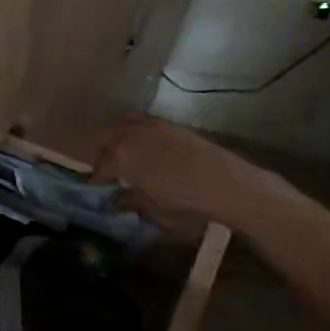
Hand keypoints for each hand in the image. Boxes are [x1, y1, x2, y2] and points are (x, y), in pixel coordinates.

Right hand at [92, 115, 293, 230]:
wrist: (231, 186)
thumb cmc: (186, 201)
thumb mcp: (151, 207)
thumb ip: (128, 200)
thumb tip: (114, 200)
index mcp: (120, 156)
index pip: (100, 167)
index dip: (98, 180)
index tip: (99, 189)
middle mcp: (133, 136)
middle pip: (107, 138)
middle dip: (104, 153)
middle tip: (110, 169)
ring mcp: (156, 127)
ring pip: (125, 125)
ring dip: (121, 138)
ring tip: (127, 154)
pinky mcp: (176, 126)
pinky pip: (147, 124)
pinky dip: (142, 133)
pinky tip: (151, 149)